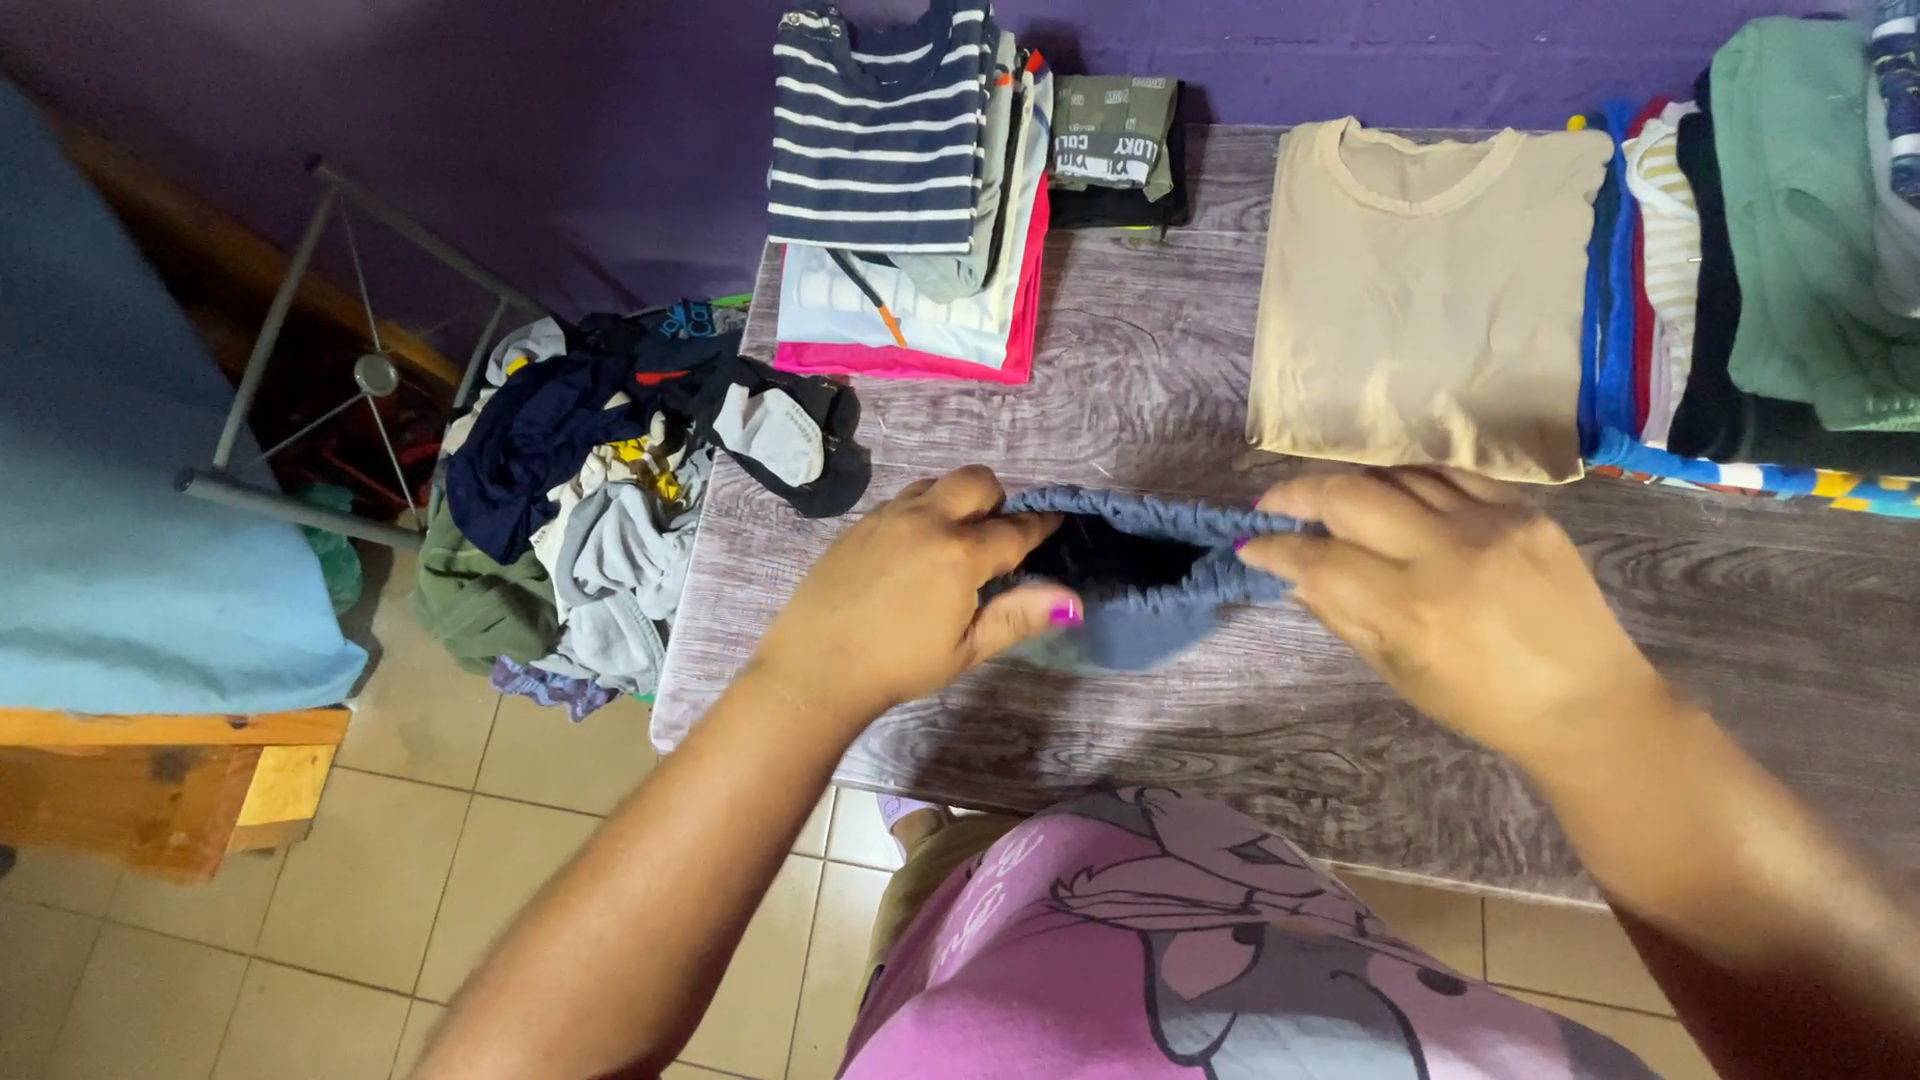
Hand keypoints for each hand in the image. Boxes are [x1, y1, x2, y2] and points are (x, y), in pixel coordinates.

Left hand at [745, 466, 1079, 726]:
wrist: (816, 666)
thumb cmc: (898, 665)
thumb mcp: (966, 650)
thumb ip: (1019, 617)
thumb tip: (1072, 599)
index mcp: (960, 552)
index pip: (1014, 529)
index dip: (1040, 524)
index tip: (1054, 520)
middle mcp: (926, 520)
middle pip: (976, 481)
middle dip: (996, 499)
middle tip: (994, 536)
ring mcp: (887, 516)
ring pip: (935, 483)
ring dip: (955, 501)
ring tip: (952, 539)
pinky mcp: (859, 524)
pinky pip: (902, 500)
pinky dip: (921, 511)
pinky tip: (911, 549)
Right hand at [1236, 467, 1671, 767]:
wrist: (1590, 703)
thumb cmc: (1480, 703)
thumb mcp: (1394, 670)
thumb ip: (1339, 613)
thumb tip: (1292, 573)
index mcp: (1411, 609)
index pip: (1319, 559)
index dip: (1275, 549)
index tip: (1251, 545)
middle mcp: (1446, 555)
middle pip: (1349, 497)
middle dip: (1296, 494)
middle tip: (1272, 503)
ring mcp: (1491, 525)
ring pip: (1394, 476)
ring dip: (1348, 484)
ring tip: (1327, 500)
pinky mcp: (1525, 512)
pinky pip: (1447, 475)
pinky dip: (1405, 480)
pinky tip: (1388, 494)